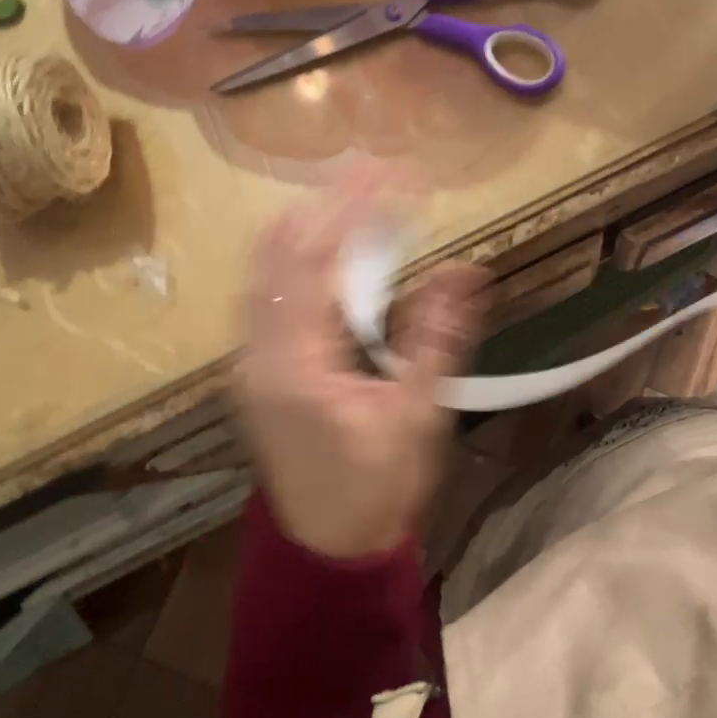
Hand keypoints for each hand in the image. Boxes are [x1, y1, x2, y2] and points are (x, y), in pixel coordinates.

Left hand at [235, 167, 485, 557]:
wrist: (329, 546)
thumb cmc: (376, 487)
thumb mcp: (416, 415)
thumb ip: (435, 339)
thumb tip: (466, 272)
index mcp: (294, 364)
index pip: (317, 263)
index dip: (352, 210)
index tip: (391, 172)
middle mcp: (258, 353)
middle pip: (276, 253)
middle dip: (324, 204)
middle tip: (372, 171)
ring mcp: (249, 361)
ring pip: (265, 270)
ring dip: (307, 226)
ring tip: (353, 194)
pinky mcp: (257, 369)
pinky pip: (268, 293)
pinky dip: (298, 257)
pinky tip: (329, 246)